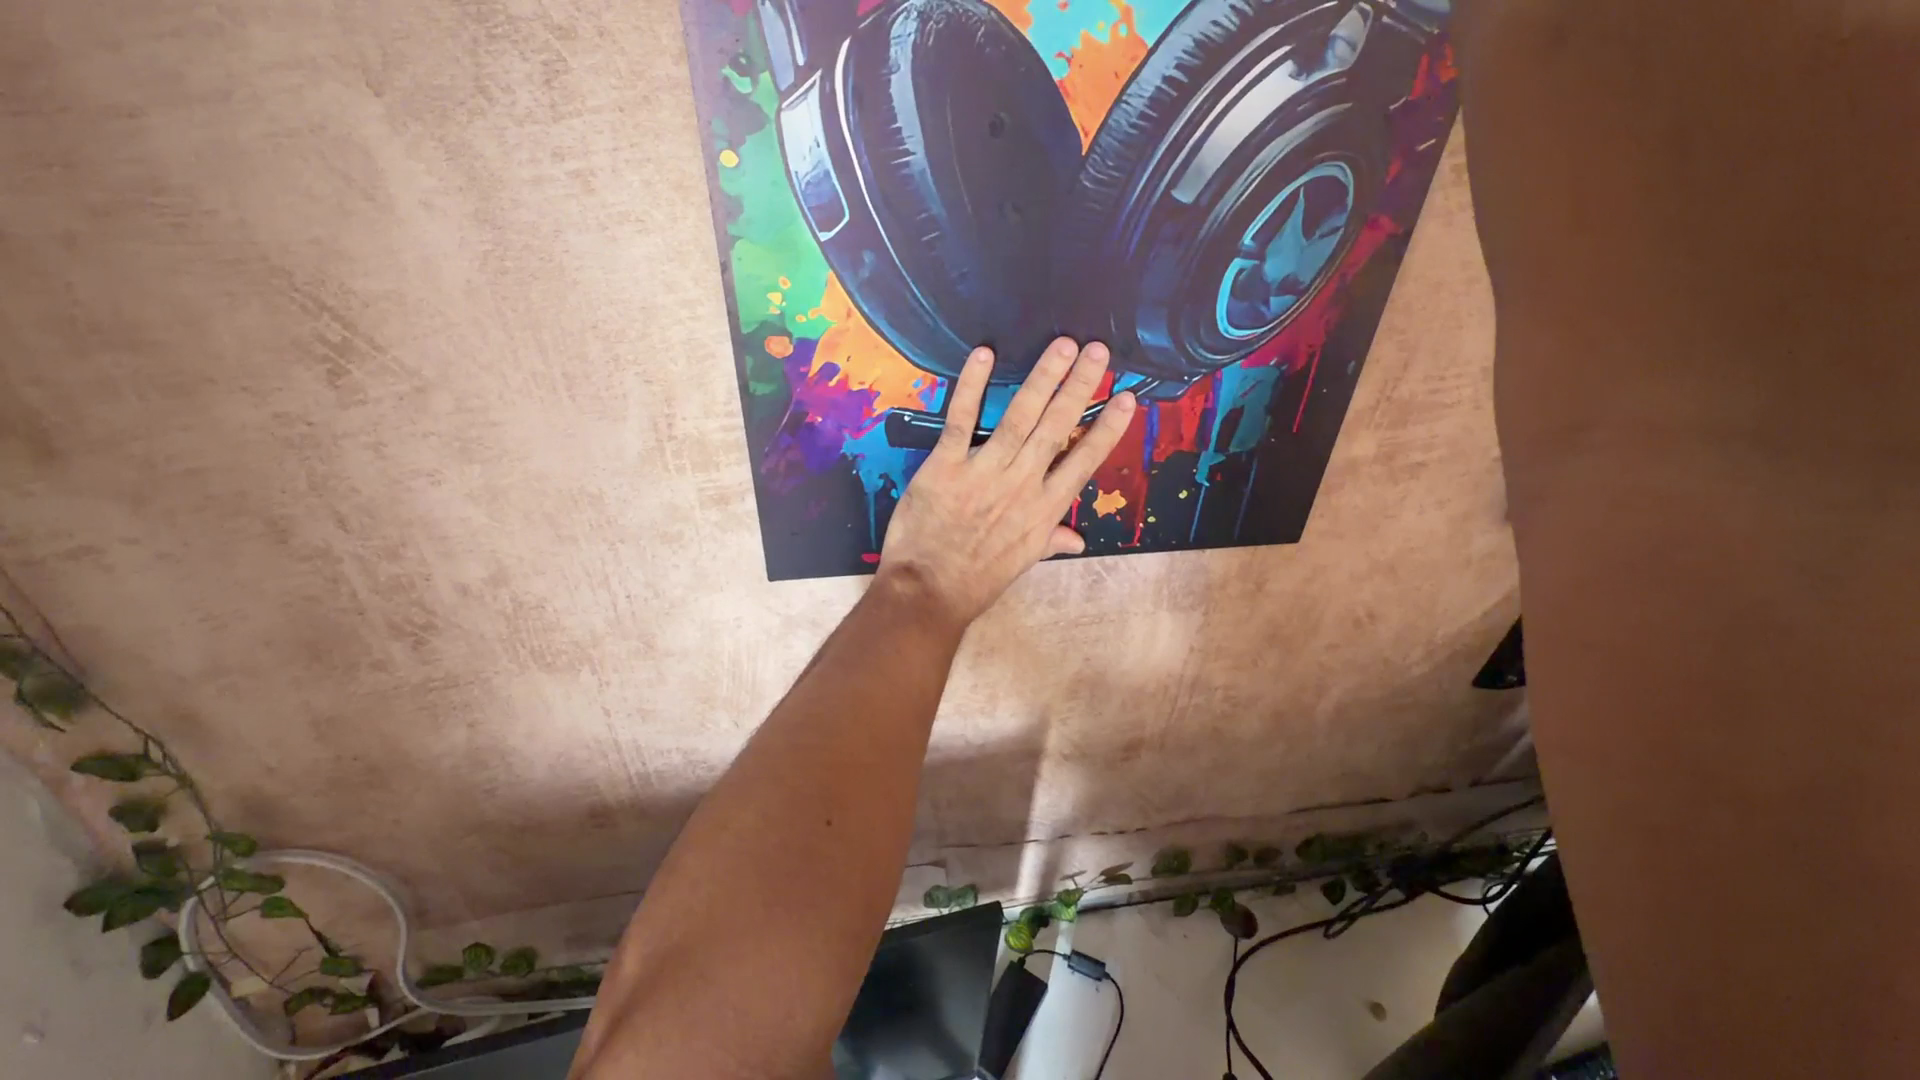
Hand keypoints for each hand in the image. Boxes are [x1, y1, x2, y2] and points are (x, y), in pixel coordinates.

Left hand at [876, 337, 1137, 630]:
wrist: (929, 592)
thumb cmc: (976, 580)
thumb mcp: (1022, 562)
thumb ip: (1050, 541)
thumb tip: (1078, 541)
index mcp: (1044, 509)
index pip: (1084, 460)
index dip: (1107, 428)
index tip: (1126, 399)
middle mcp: (1021, 484)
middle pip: (1057, 427)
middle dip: (1080, 386)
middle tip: (1098, 351)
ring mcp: (984, 472)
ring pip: (1020, 416)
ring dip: (1043, 378)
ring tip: (1063, 345)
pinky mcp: (946, 465)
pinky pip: (961, 419)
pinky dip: (971, 386)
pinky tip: (985, 355)